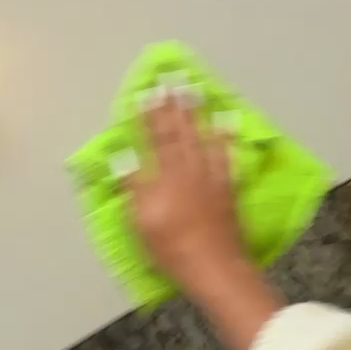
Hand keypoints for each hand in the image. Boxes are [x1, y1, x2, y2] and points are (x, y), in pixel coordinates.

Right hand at [127, 93, 281, 349]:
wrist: (215, 267)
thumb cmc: (171, 248)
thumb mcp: (141, 221)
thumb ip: (133, 187)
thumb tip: (122, 159)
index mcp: (163, 178)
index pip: (153, 141)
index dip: (147, 118)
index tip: (144, 95)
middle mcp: (188, 170)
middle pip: (179, 133)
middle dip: (172, 107)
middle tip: (170, 82)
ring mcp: (211, 178)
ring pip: (202, 137)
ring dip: (196, 113)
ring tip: (193, 91)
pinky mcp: (227, 188)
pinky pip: (227, 155)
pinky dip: (226, 137)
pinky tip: (226, 122)